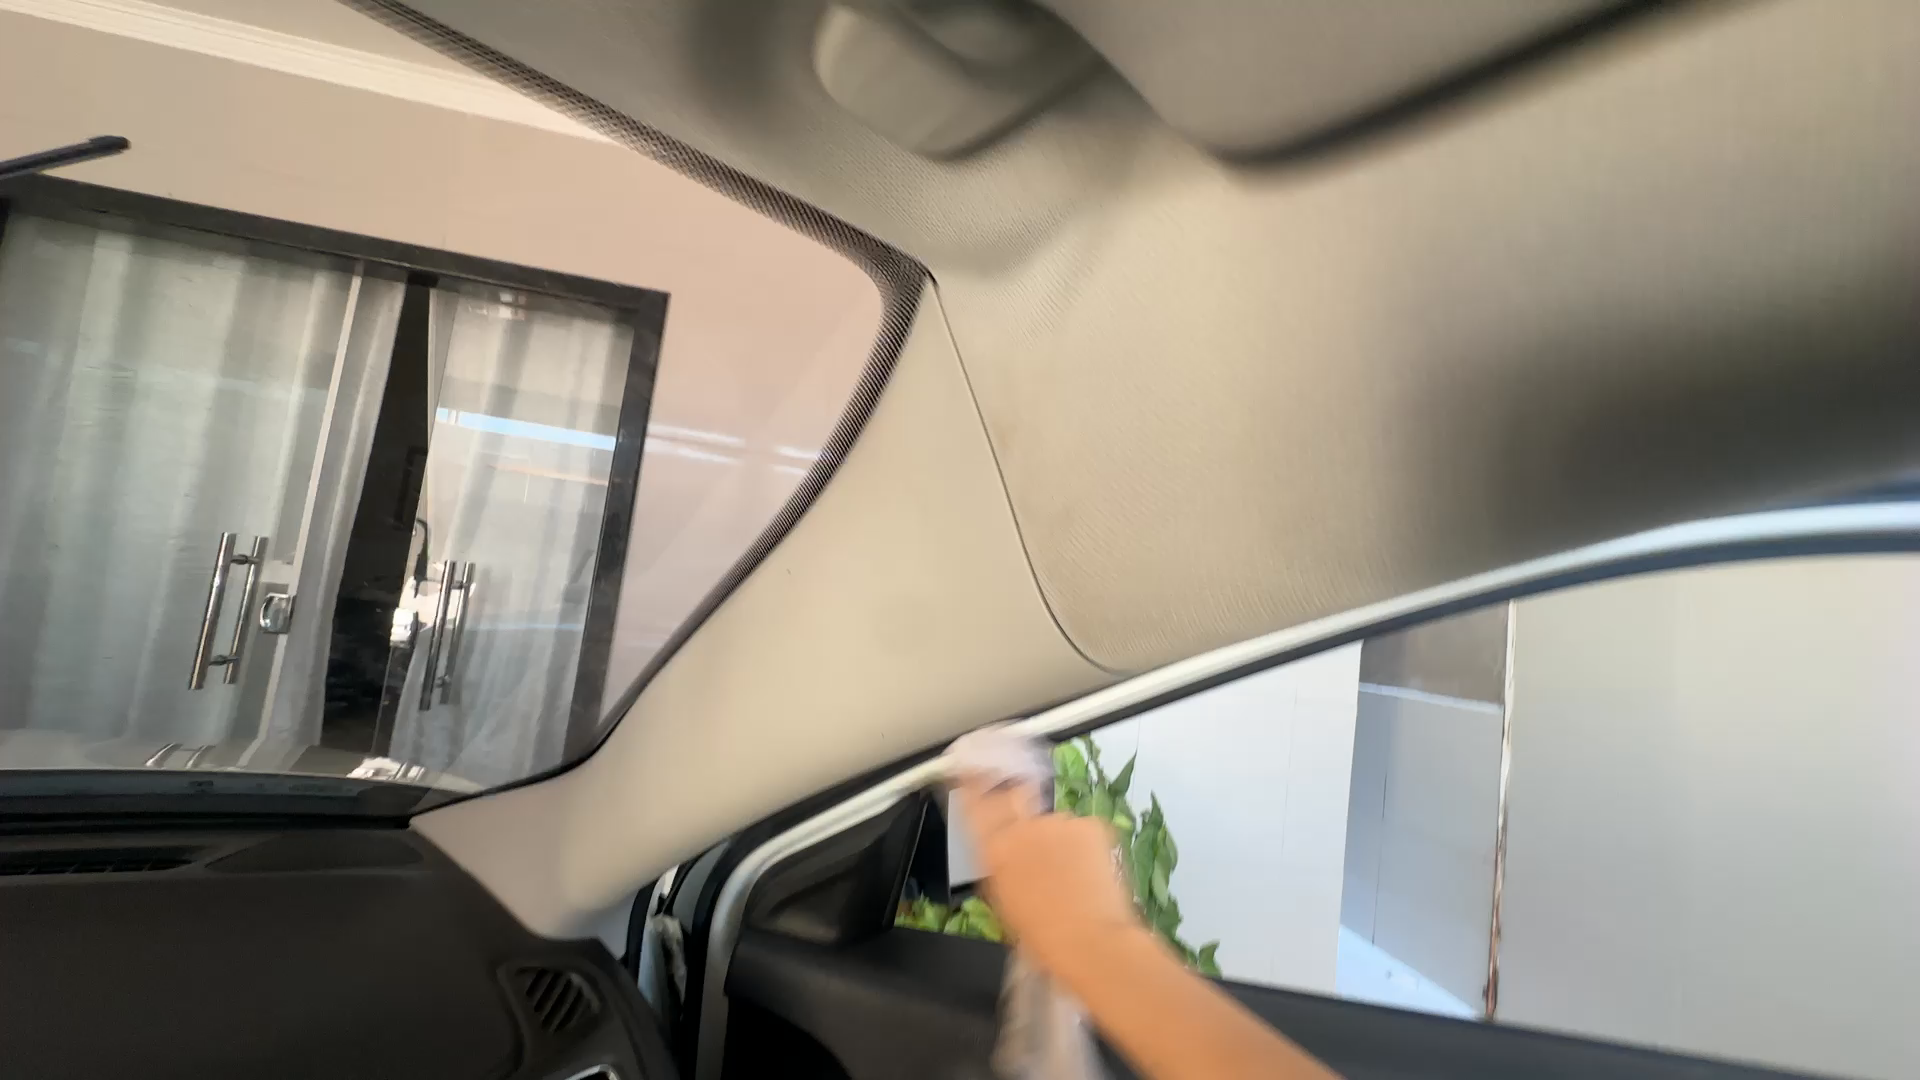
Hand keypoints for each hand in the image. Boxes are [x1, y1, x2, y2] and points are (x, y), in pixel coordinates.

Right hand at [954, 774, 1145, 979]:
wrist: (1092, 942)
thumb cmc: (1042, 934)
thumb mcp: (1003, 901)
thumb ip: (998, 864)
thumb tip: (1000, 850)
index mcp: (994, 847)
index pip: (975, 799)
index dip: (972, 779)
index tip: (971, 767)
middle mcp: (1022, 825)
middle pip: (1016, 802)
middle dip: (1021, 812)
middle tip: (1037, 847)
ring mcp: (1058, 820)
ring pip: (1054, 822)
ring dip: (1058, 839)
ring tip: (1070, 875)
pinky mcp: (1090, 823)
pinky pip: (1082, 830)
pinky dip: (1085, 846)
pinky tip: (1089, 873)